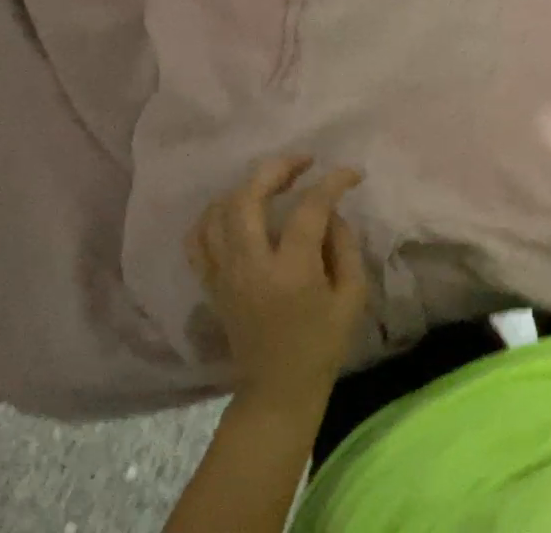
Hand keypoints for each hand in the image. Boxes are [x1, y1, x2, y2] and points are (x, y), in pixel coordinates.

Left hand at [186, 155, 368, 404]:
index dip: (332, 182)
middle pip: (247, 198)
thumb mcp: (352, 295)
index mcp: (291, 272)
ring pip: (217, 212)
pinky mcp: (210, 283)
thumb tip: (332, 214)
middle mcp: (249, 266)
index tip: (352, 174)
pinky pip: (198, 238)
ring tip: (275, 181)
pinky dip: (216, 214)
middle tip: (304, 162)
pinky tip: (239, 208)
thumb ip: (345, 247)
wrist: (277, 388)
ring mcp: (222, 274)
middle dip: (276, 169)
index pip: (308, 209)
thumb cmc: (323, 344)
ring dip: (246, 186)